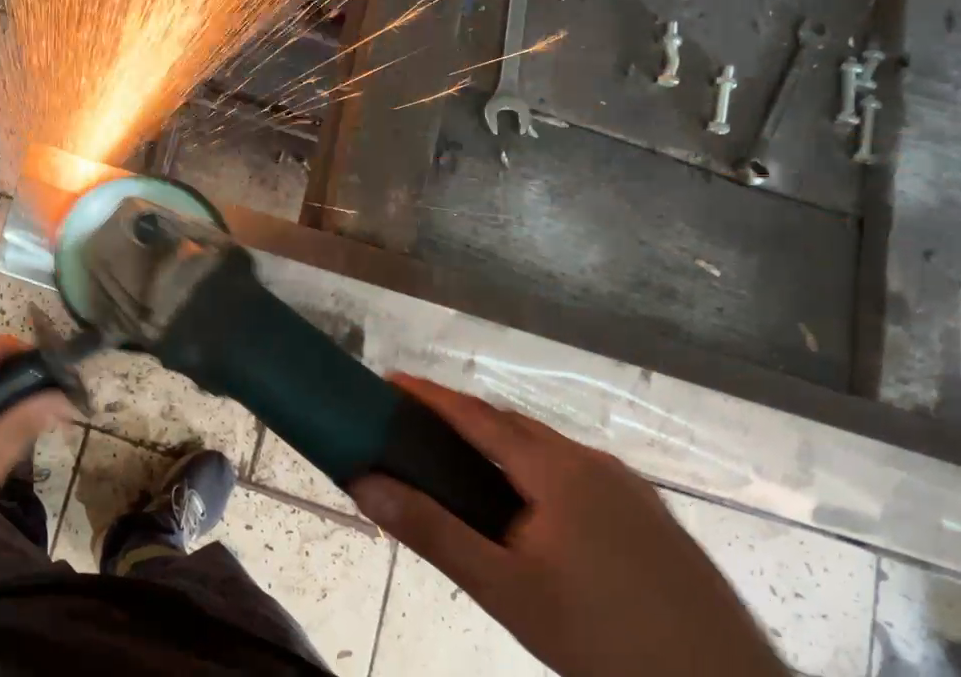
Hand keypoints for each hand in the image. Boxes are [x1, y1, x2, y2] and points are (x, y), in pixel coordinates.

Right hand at [348, 376, 784, 676]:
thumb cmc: (604, 637)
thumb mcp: (504, 589)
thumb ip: (431, 531)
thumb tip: (362, 482)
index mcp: (558, 471)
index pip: (479, 416)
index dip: (430, 396)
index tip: (389, 380)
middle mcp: (596, 465)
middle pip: (515, 427)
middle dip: (462, 419)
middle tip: (414, 428)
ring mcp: (633, 492)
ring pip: (550, 452)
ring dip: (501, 446)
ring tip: (463, 468)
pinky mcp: (655, 521)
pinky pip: (580, 475)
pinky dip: (537, 471)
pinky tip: (530, 511)